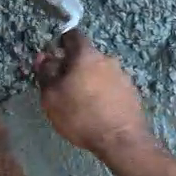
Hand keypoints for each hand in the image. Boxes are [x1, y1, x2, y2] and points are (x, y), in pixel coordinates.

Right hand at [33, 31, 151, 155]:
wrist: (121, 139)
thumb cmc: (81, 115)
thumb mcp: (52, 97)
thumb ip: (46, 73)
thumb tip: (44, 57)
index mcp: (87, 54)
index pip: (73, 36)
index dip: (61, 43)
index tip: (54, 57)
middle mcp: (107, 59)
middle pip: (87, 56)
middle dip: (74, 66)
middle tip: (63, 86)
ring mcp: (123, 75)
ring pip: (100, 71)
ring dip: (89, 80)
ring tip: (81, 102)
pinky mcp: (131, 91)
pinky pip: (111, 86)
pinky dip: (102, 92)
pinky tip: (98, 110)